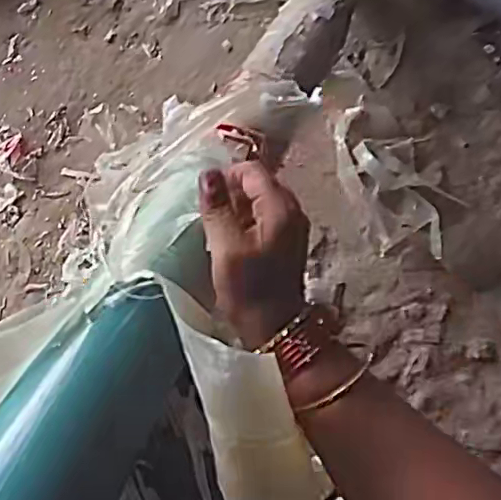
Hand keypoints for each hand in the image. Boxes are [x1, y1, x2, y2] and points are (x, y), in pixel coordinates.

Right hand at [199, 162, 309, 349]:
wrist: (274, 329)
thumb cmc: (248, 289)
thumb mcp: (225, 247)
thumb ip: (217, 207)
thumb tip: (208, 174)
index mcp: (280, 207)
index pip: (252, 170)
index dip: (226, 177)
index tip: (207, 200)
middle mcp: (293, 210)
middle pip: (259, 182)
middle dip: (232, 193)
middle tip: (211, 217)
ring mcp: (293, 226)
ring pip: (261, 200)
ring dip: (237, 209)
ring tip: (219, 231)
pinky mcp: (288, 241)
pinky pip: (265, 217)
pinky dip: (247, 222)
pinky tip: (232, 241)